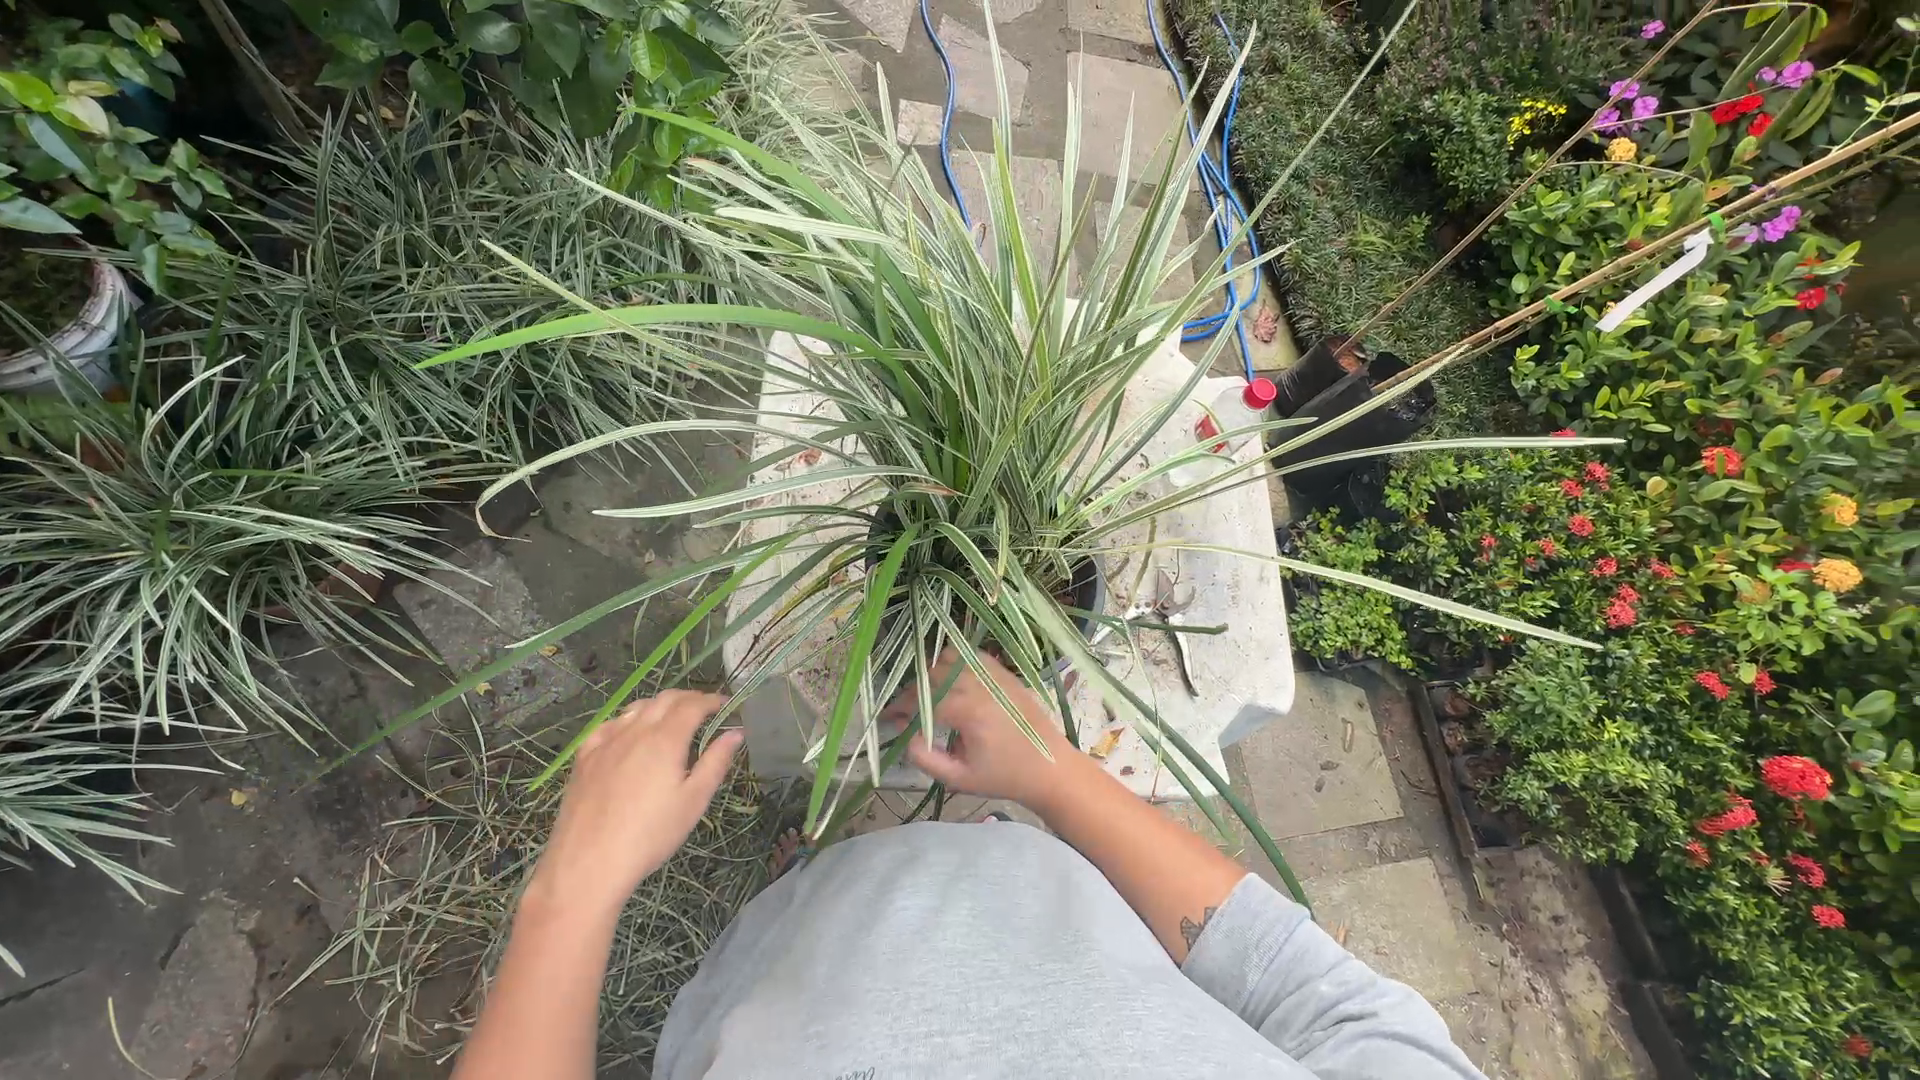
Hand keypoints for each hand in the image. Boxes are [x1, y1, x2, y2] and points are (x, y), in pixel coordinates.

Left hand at [530, 691, 742, 917]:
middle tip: (705, 710)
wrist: (587, 865)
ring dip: (659, 706)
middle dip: (689, 698)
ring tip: (671, 721)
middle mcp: (635, 731)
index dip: (713, 700)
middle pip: (665, 699)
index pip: (693, 704)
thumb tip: (735, 732)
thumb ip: (716, 762)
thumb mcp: (693, 801)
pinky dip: (627, 721)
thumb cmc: (650, 835)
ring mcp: (605, 742)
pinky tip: (629, 736)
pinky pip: (609, 725)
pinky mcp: (584, 758)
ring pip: (636, 708)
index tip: (727, 705)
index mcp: (665, 739)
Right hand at [889, 651, 1094, 810]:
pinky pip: (973, 656)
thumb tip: (906, 735)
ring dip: (935, 672)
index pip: (924, 698)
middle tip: (907, 709)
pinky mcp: (1005, 673)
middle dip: (915, 689)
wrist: (1049, 768)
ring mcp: (995, 675)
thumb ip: (925, 758)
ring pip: (952, 658)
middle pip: (934, 674)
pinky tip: (952, 682)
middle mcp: (981, 686)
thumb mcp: (959, 778)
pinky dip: (957, 663)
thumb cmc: (1004, 777)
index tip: (890, 716)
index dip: (902, 706)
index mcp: (969, 712)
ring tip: (930, 694)